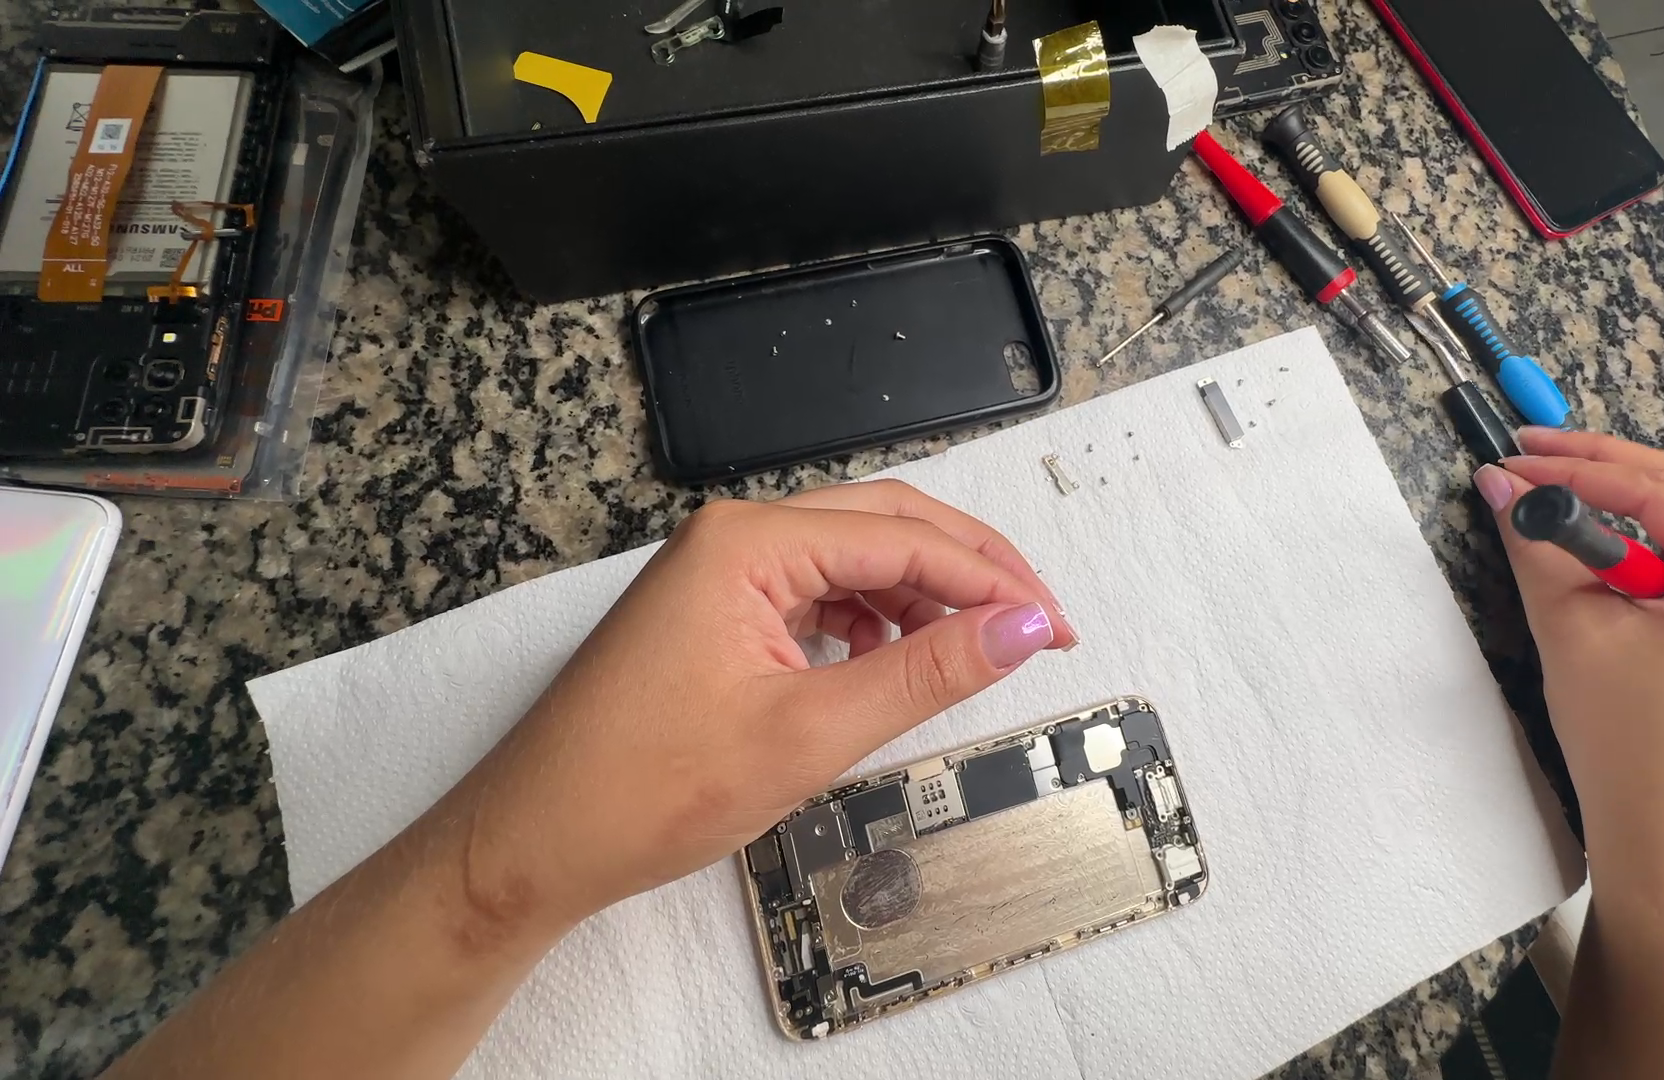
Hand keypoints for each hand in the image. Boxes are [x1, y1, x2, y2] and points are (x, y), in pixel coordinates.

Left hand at [441, 480, 1074, 936]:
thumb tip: (1023, 629)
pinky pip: (820, 590)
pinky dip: (871, 617)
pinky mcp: (723, 605)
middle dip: (967, 568)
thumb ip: (926, 672)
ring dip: (920, 593)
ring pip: (855, 556)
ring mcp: (726, 566)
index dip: (991, 581)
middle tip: (1033, 619)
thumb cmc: (651, 789)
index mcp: (751, 540)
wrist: (530, 846)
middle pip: (884, 525)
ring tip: (970, 646)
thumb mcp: (811, 732)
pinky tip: (889, 655)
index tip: (1053, 626)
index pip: (903, 540)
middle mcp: (738, 533)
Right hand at [1474, 428, 1663, 879]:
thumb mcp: (1574, 630)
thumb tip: (1498, 483)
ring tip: (1571, 495)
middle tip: (1535, 453)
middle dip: (1615, 472)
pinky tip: (1633, 547)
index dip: (1582, 466)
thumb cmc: (1630, 741)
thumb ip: (1540, 544)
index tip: (1515, 452)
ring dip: (1648, 506)